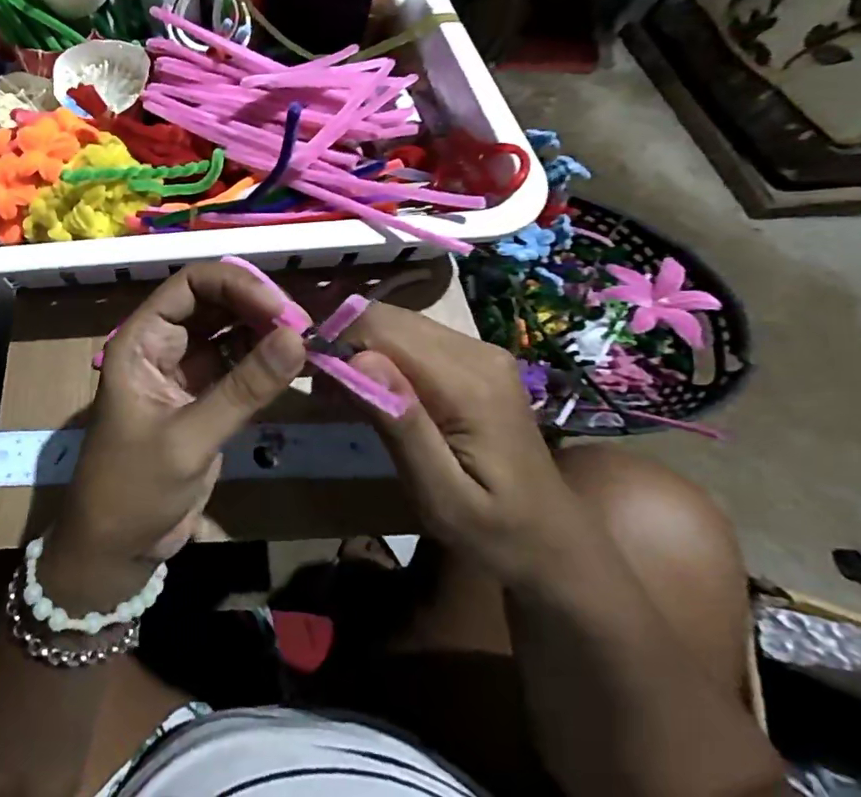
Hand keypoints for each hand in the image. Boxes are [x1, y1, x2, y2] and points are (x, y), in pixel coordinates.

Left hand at [46, 263, 306, 608]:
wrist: (117, 547)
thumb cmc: (134, 489)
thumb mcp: (189, 439)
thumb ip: (244, 388)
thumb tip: (299, 337)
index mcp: (142, 342)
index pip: (191, 285)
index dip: (237, 284)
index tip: (280, 309)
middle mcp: (164, 346)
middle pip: (216, 301)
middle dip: (259, 306)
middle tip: (305, 326)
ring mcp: (188, 371)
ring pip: (232, 330)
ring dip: (269, 331)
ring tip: (310, 341)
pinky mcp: (208, 397)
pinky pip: (242, 364)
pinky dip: (269, 360)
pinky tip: (299, 363)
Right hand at [338, 302, 579, 585]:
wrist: (553, 541)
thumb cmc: (494, 532)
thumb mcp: (441, 497)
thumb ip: (403, 427)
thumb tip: (359, 359)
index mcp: (469, 383)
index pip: (383, 328)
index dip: (337, 340)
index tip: (307, 377)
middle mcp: (478, 351)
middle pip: (390, 318)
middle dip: (345, 341)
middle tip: (318, 388)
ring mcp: (481, 352)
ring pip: (400, 323)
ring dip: (361, 347)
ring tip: (337, 392)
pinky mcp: (478, 361)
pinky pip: (417, 339)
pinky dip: (383, 355)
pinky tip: (372, 390)